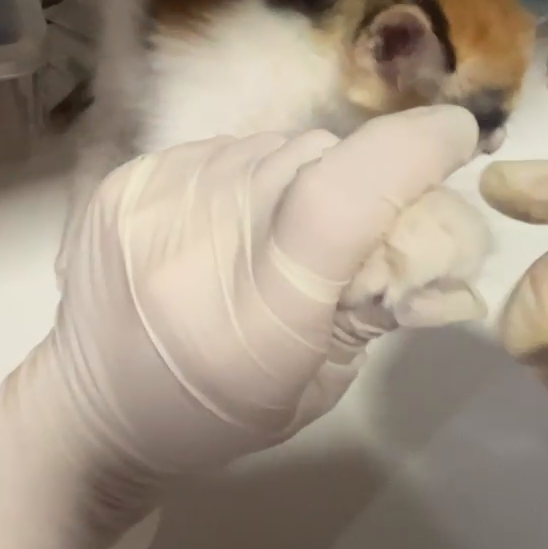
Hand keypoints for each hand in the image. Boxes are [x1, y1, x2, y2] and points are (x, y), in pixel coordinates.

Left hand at [0, 107, 478, 548]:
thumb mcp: (315, 384)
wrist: (94, 402)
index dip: (404, 154)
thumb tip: (438, 222)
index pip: (335, 202)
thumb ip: (377, 300)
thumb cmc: (213, 415)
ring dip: (293, 175)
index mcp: (254, 316)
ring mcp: (148, 199)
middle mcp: (194, 241)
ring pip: (266, 145)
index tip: (453, 133)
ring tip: (270, 229)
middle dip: (351, 178)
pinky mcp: (122, 180)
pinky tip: (223, 218)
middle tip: (344, 226)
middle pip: (309, 158)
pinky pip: (216, 147)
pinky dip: (241, 173)